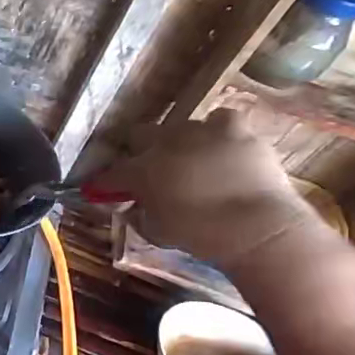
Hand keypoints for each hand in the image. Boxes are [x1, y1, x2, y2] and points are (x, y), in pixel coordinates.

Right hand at [94, 108, 325, 268]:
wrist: (256, 226)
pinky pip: (219, 120)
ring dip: (177, 142)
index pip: (111, 174)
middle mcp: (165, 143)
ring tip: (187, 159)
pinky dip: (216, 131)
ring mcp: (201, 131)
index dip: (103, 183)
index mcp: (141, 170)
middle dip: (137, 151)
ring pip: (178, 126)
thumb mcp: (155, 231)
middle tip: (145, 170)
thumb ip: (139, 213)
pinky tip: (218, 145)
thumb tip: (134, 205)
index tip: (98, 191)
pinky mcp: (236, 129)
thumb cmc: (199, 235)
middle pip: (139, 135)